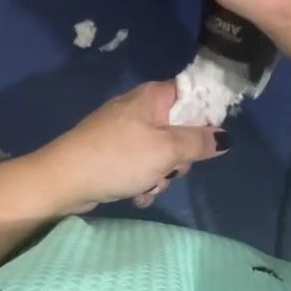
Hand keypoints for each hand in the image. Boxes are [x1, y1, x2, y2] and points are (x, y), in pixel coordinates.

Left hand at [22, 82, 226, 213]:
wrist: (64, 179)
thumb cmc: (118, 158)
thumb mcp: (166, 150)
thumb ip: (199, 142)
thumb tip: (226, 137)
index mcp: (154, 97)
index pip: (193, 94)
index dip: (206, 117)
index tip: (208, 141)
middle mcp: (140, 109)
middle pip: (180, 130)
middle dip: (179, 158)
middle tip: (170, 169)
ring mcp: (125, 133)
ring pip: (162, 154)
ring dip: (160, 176)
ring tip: (147, 186)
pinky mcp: (114, 154)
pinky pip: (141, 166)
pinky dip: (142, 181)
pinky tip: (136, 195)